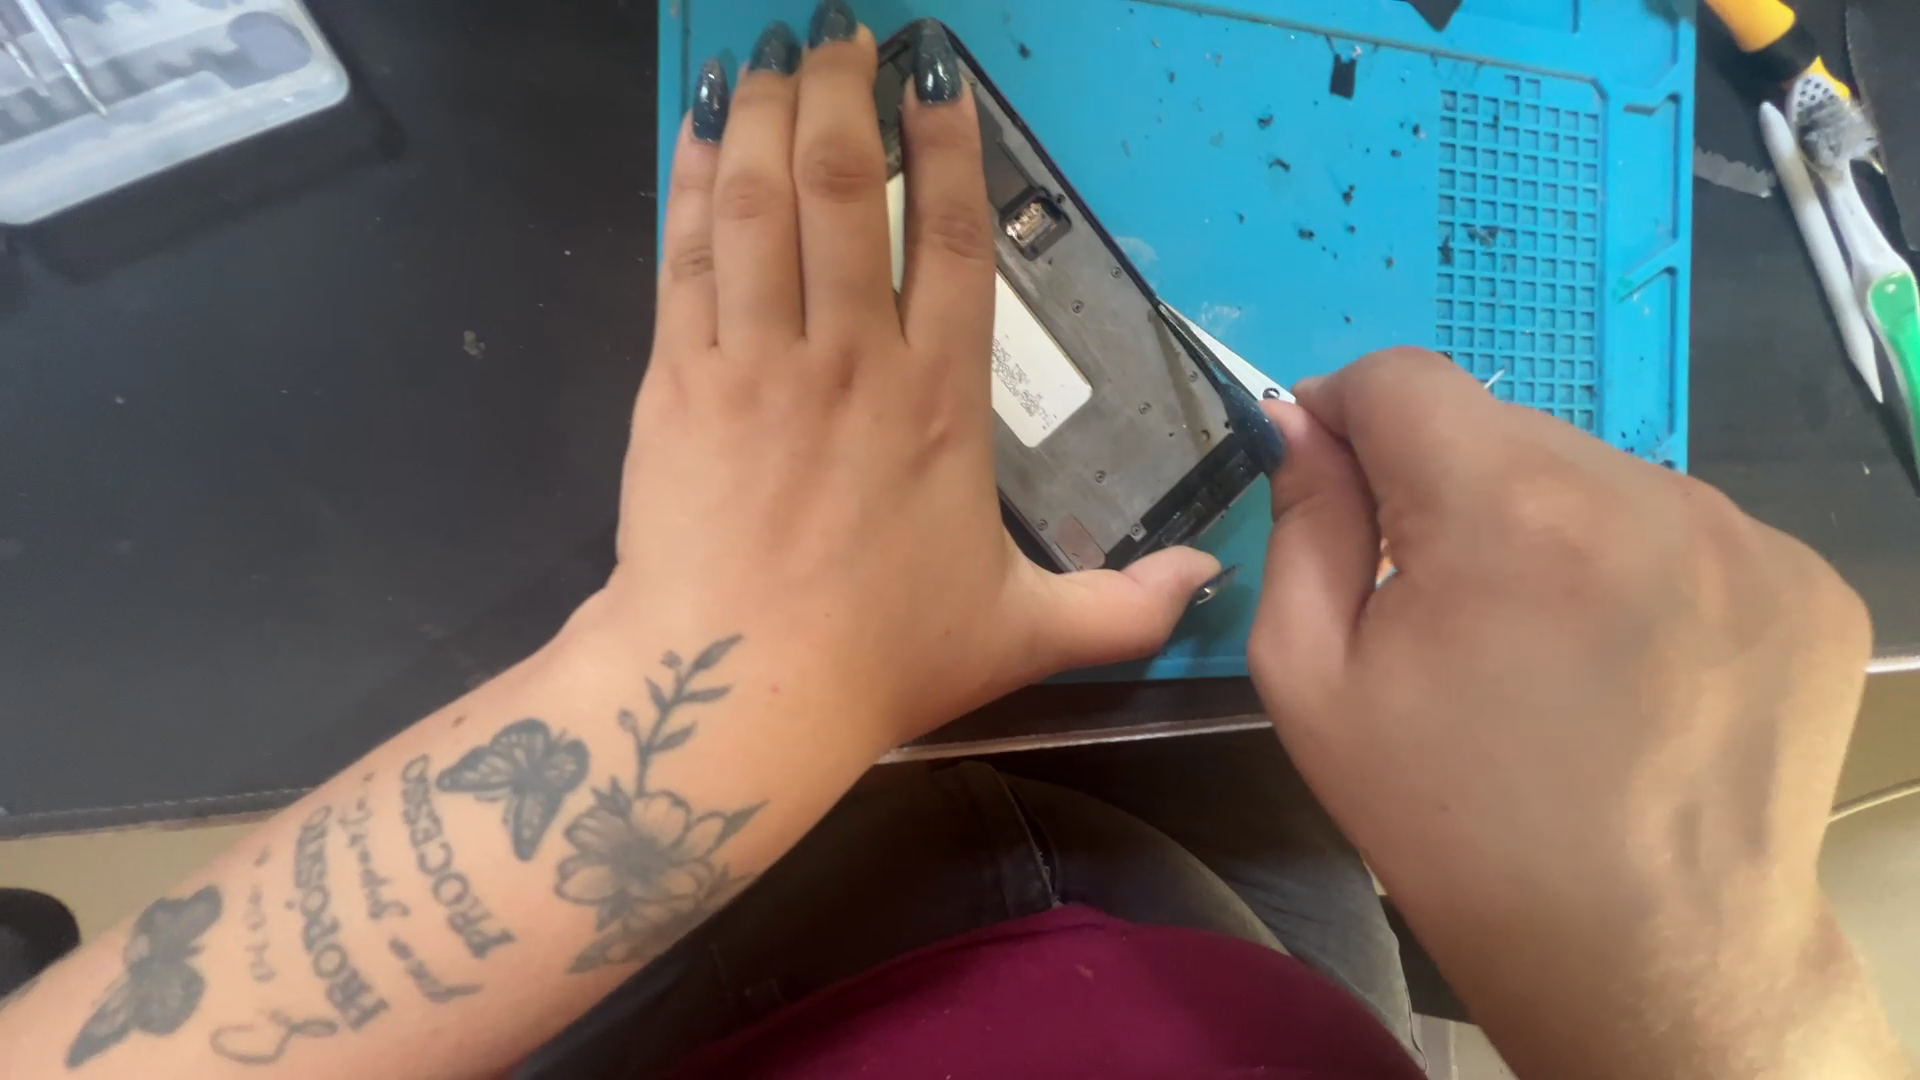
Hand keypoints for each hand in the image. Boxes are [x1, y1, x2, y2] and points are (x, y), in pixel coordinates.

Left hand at [594, 18, 1216, 748]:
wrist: (738, 693)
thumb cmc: (883, 663)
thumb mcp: (1024, 639)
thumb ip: (1125, 610)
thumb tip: (1211, 581)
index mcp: (941, 407)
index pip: (957, 244)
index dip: (951, 149)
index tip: (939, 79)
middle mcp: (852, 363)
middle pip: (851, 192)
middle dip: (848, 95)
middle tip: (843, 32)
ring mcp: (757, 366)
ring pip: (765, 205)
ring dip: (774, 115)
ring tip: (777, 53)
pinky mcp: (678, 384)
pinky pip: (687, 259)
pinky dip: (694, 183)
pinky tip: (703, 128)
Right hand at [1249, 349, 1897, 1076]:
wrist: (1634, 951)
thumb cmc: (1434, 808)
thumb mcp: (1308, 671)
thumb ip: (1301, 525)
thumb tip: (1298, 425)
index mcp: (1504, 517)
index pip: (1401, 377)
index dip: (1339, 408)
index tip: (1320, 469)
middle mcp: (1642, 494)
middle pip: (1485, 419)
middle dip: (1419, 472)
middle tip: (1401, 578)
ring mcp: (1742, 532)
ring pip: (1570, 463)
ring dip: (1509, 509)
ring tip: (1500, 621)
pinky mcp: (1801, 575)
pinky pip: (1655, 515)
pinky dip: (1595, 547)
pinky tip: (1588, 641)